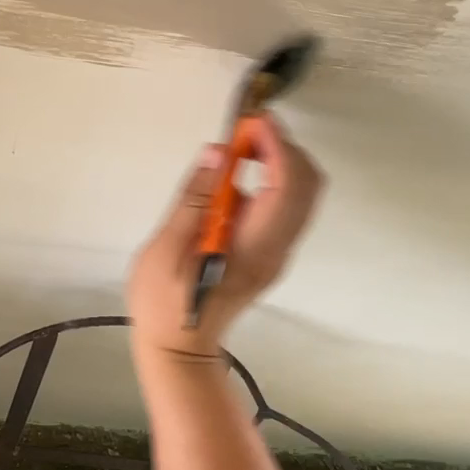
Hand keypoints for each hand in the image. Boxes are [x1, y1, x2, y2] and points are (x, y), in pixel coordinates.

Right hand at [127, 115, 323, 358]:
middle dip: (282, 147)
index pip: (286, 184)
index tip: (249, 121)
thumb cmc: (164, 303)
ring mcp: (277, 253)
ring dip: (280, 162)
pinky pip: (286, 207)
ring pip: (302, 194)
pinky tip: (237, 179)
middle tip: (242, 132)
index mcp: (254, 247)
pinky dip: (274, 180)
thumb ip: (194, 200)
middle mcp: (277, 248)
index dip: (275, 145)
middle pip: (306, 184)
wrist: (179, 348)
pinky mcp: (269, 254)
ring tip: (239, 149)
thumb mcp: (167, 250)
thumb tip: (216, 152)